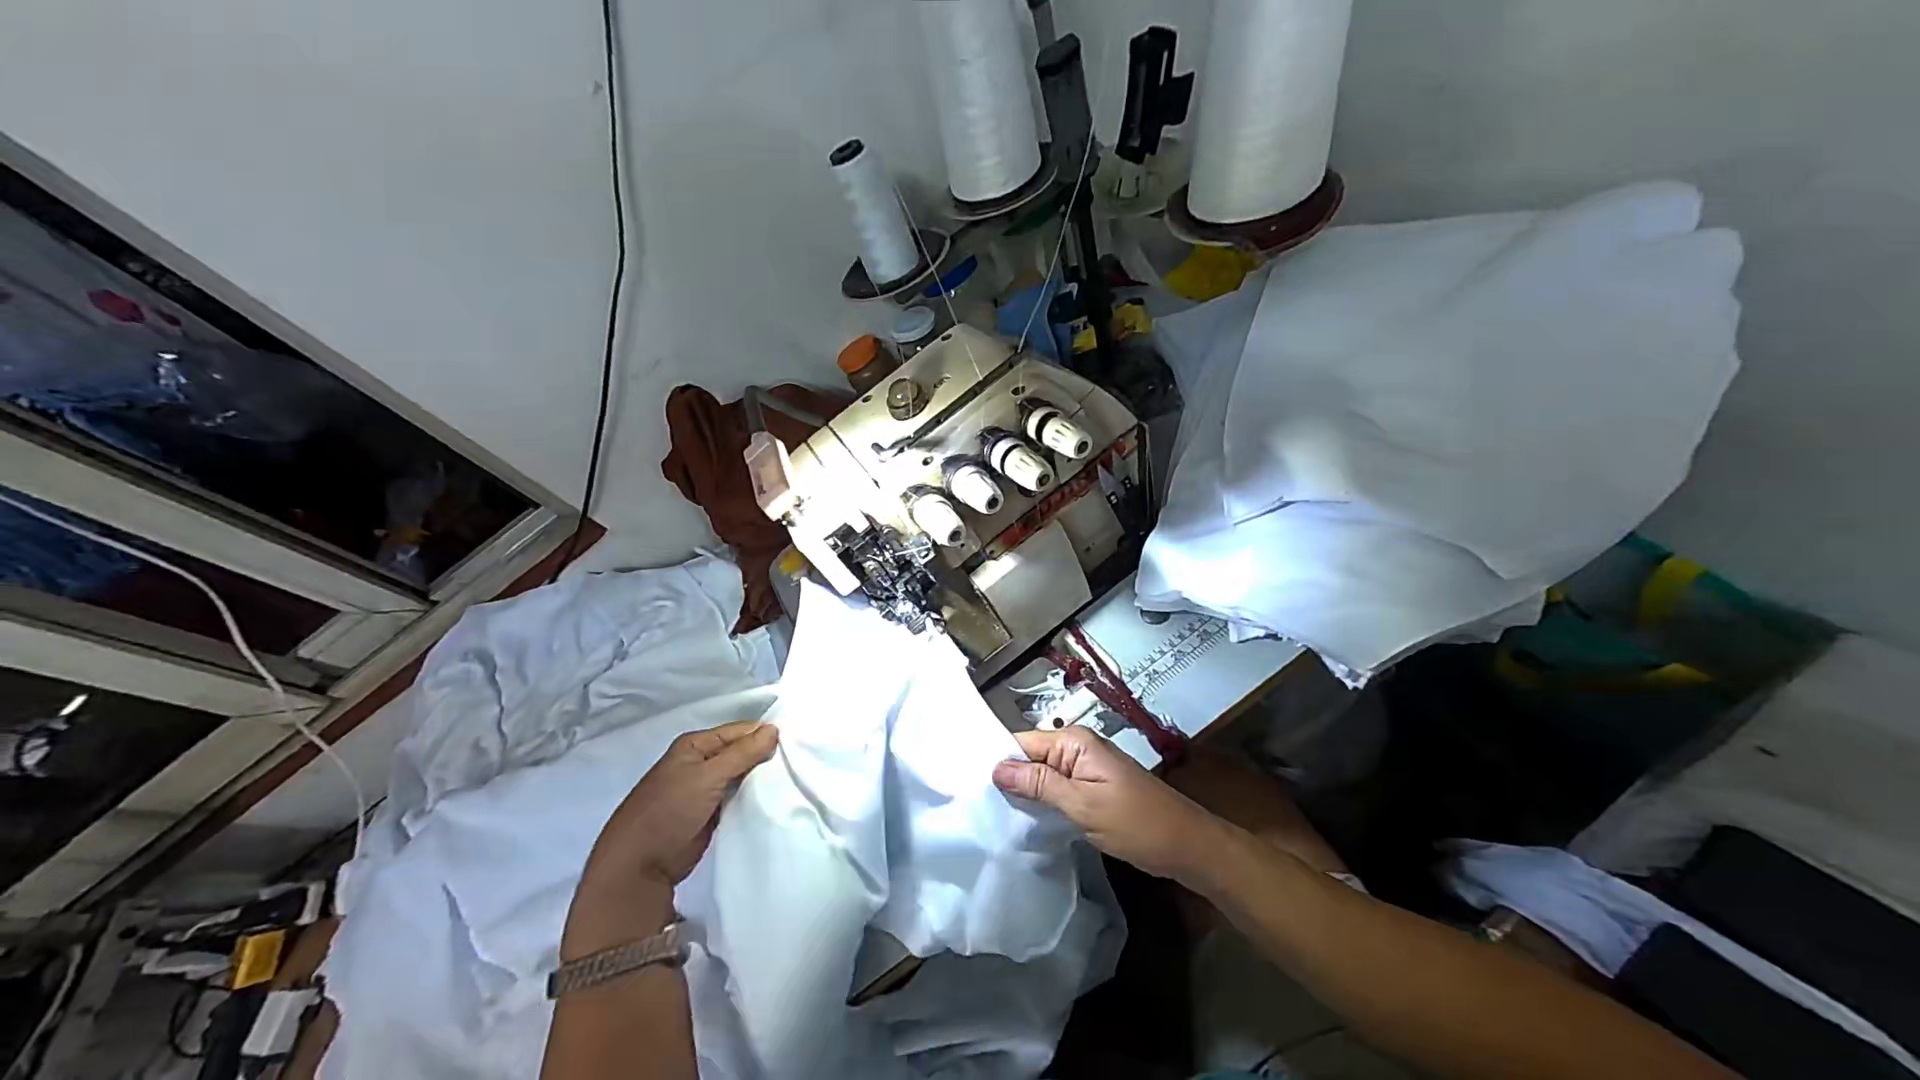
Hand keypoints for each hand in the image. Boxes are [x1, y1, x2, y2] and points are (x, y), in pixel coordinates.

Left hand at [584, 720, 780, 890]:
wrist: (640, 866)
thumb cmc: (669, 811)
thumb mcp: (706, 777)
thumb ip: (741, 754)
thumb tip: (774, 729)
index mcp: (695, 746)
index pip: (739, 731)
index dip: (765, 735)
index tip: (796, 744)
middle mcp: (702, 763)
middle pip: (742, 753)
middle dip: (766, 757)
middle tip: (799, 763)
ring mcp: (707, 789)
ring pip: (743, 776)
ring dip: (762, 779)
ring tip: (794, 779)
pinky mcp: (713, 813)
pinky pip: (739, 798)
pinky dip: (754, 797)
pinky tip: (776, 798)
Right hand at [992, 726, 1232, 883]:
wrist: (1186, 846)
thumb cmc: (1136, 824)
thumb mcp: (1083, 805)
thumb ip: (1040, 784)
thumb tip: (997, 768)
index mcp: (1075, 742)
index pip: (1022, 742)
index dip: (998, 761)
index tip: (970, 783)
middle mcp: (1078, 748)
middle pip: (1030, 756)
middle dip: (1009, 777)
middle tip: (976, 804)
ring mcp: (1085, 768)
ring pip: (1042, 774)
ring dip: (1025, 791)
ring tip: (992, 812)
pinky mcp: (1090, 788)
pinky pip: (1056, 788)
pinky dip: (1042, 801)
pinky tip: (1024, 818)